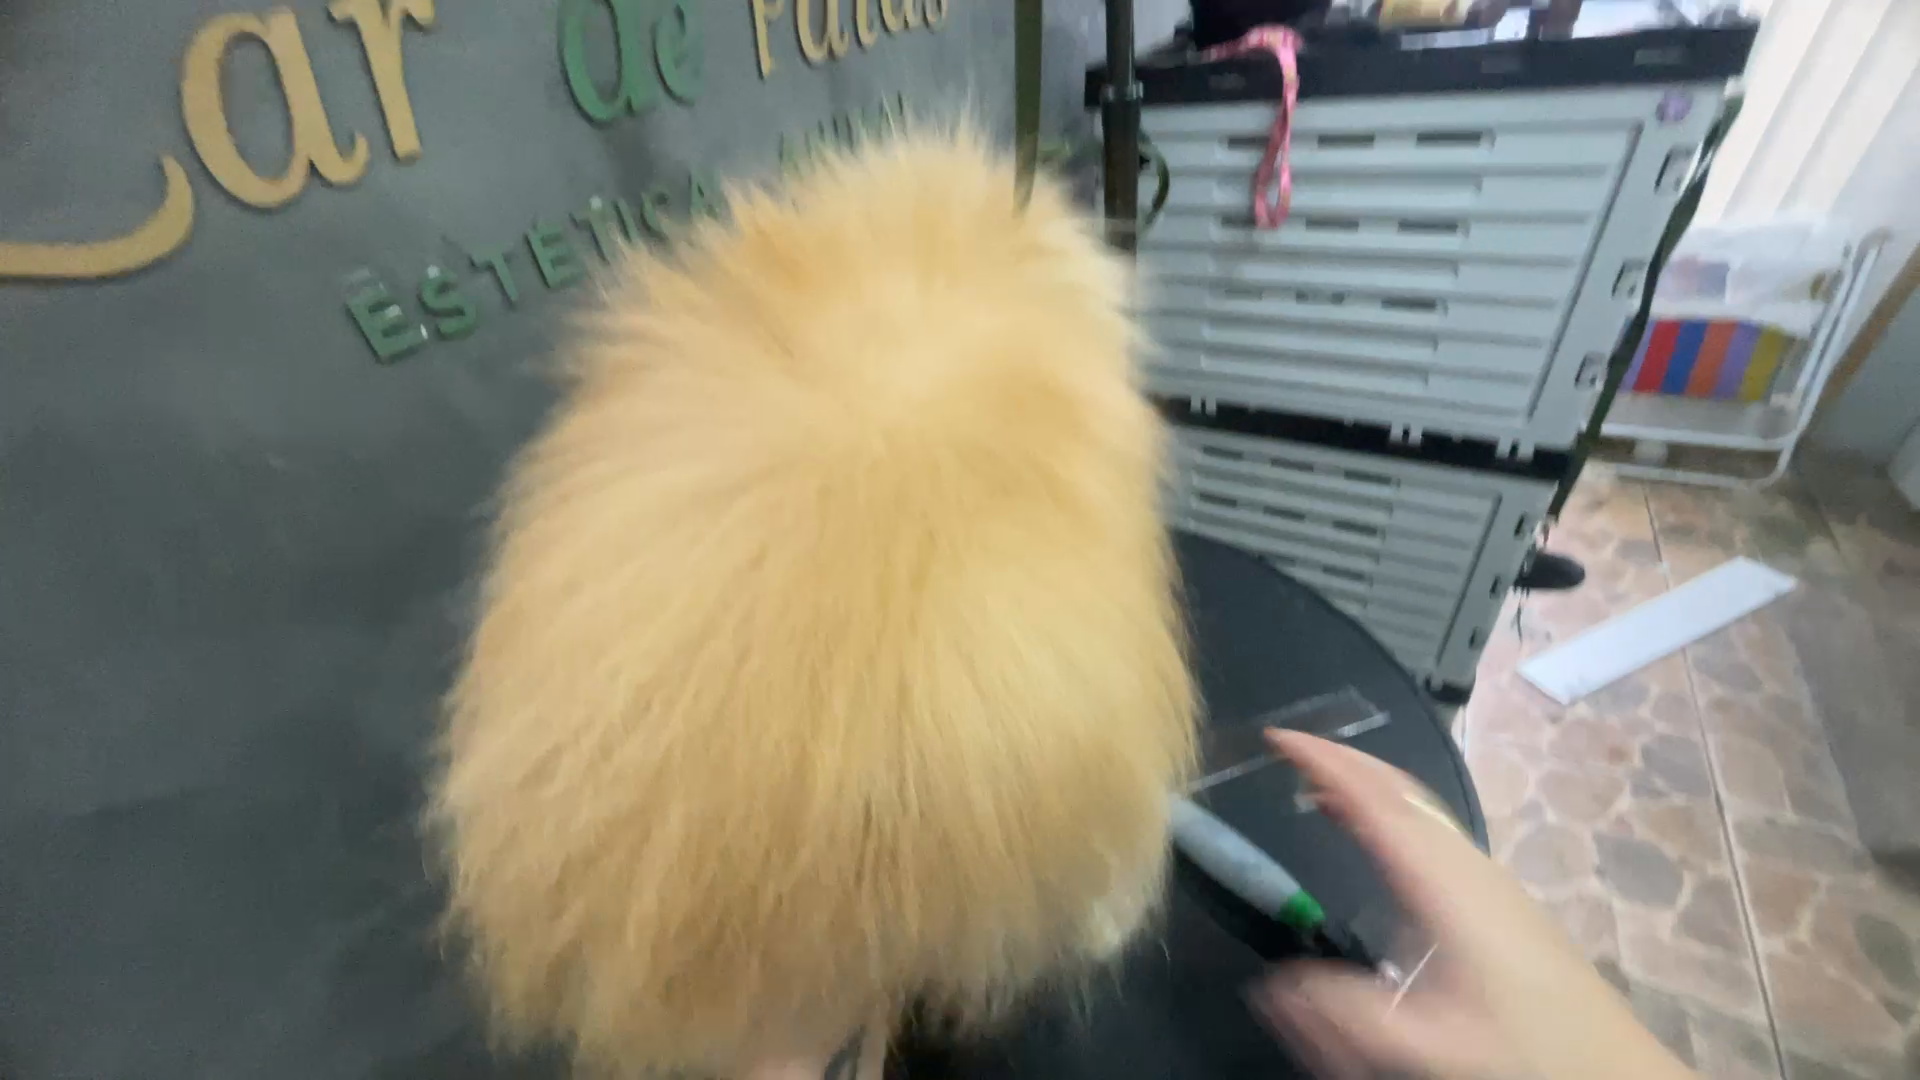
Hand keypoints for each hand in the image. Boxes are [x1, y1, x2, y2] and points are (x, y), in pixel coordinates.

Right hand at [1252, 731, 1694, 1079]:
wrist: (1624, 1077)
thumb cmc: (1532, 1050)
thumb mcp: (1432, 1042)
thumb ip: (1347, 1014)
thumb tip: (1269, 988)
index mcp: (1442, 880)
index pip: (1374, 797)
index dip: (1323, 760)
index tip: (1278, 738)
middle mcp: (1464, 863)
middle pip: (1396, 787)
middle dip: (1340, 757)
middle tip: (1288, 748)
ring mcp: (1484, 874)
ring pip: (1415, 804)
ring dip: (1363, 780)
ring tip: (1315, 782)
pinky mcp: (1494, 893)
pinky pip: (1427, 826)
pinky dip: (1385, 807)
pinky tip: (1371, 834)